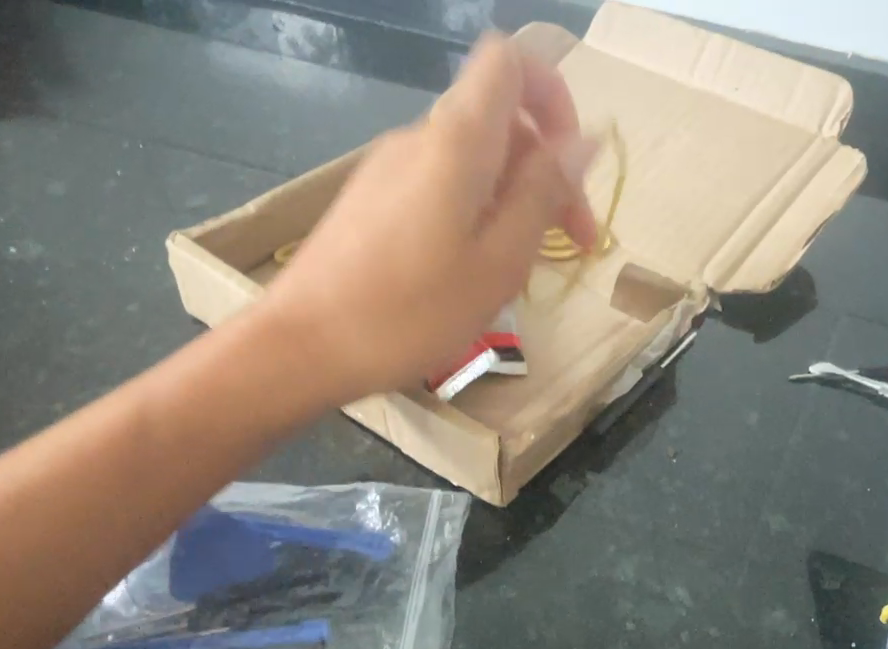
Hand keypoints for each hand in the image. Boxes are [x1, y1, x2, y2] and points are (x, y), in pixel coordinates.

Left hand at [254, 33, 598, 402]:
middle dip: (546, 171)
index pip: (511, 64)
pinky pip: (441, 186)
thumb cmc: (411, 312)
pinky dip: (476, 212)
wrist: (305, 345)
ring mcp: (390, 168)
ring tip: (522, 270)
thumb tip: (582, 142)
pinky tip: (474, 271)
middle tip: (572, 246)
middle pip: (499, 120)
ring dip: (513, 200)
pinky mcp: (372, 200)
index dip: (553, 97)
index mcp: (457, 141)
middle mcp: (421, 139)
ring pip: (472, 160)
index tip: (573, 165)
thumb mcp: (498, 262)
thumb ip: (542, 195)